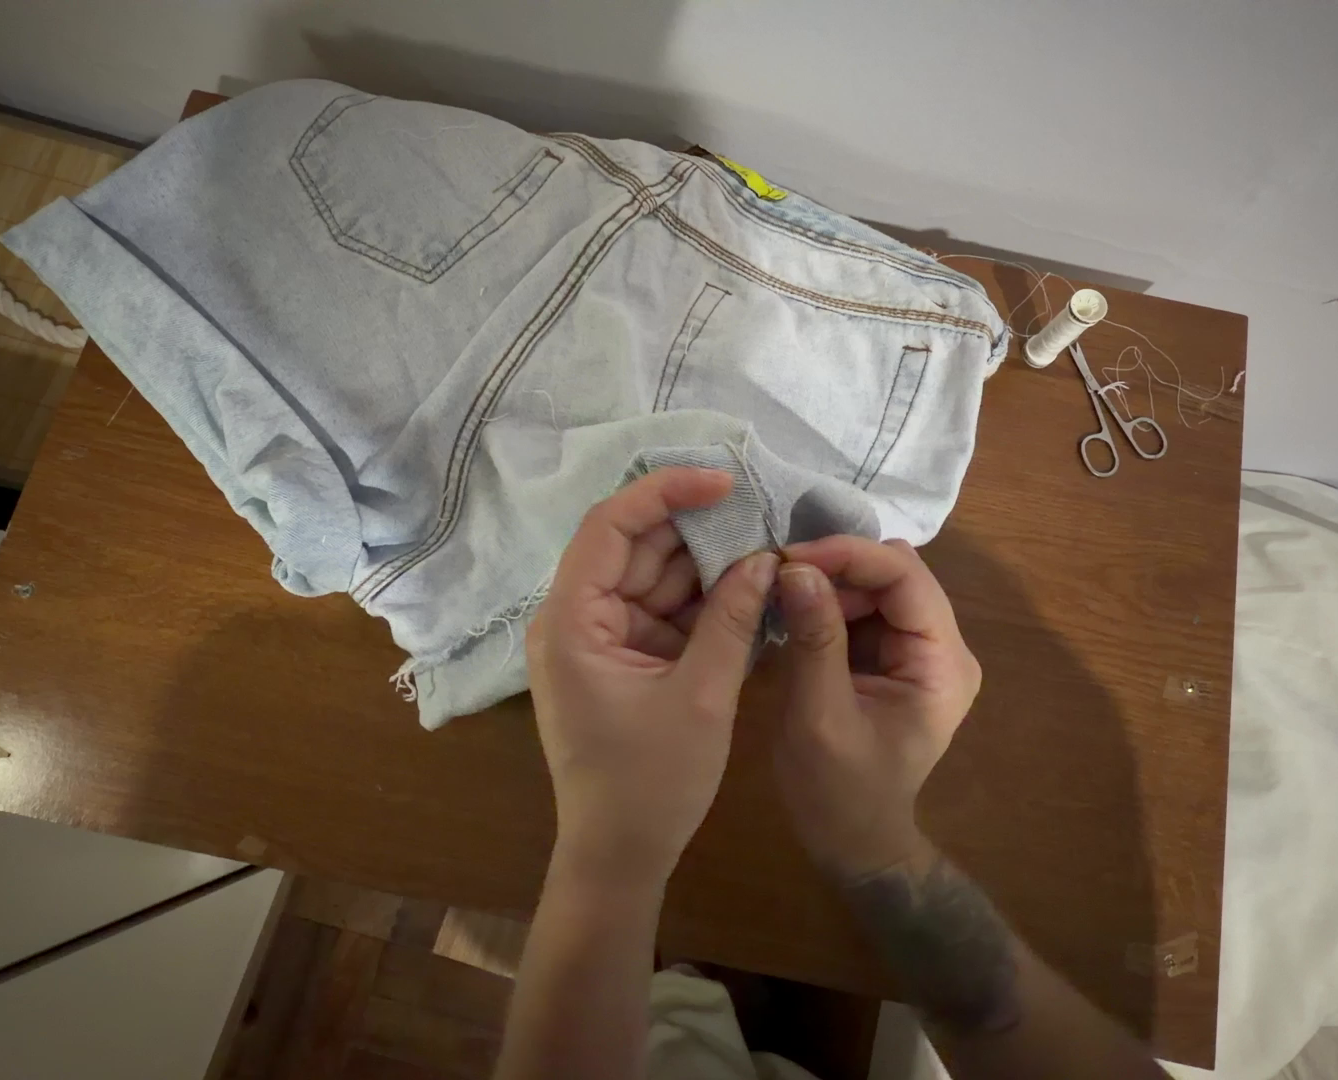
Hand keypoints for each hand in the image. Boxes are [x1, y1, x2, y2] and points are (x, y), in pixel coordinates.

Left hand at [526, 467, 778, 888]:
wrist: (620, 857)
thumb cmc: (651, 783)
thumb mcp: (702, 696)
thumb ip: (732, 619)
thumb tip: (765, 559)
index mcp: (572, 620)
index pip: (609, 526)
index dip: (664, 492)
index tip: (722, 480)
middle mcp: (575, 618)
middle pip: (633, 549)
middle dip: (694, 531)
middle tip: (757, 517)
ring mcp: (597, 638)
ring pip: (651, 578)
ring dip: (703, 566)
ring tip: (760, 549)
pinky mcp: (620, 658)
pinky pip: (660, 612)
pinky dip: (698, 602)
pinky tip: (744, 590)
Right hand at [772, 537, 980, 878]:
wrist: (852, 841)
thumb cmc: (839, 792)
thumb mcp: (820, 715)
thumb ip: (813, 639)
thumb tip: (795, 568)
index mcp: (942, 662)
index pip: (904, 577)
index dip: (848, 555)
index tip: (788, 557)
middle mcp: (941, 646)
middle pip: (892, 574)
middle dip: (834, 567)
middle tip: (776, 577)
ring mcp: (916, 650)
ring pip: (873, 584)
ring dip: (826, 582)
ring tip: (777, 593)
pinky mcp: (890, 655)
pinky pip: (860, 607)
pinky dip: (824, 602)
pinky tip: (790, 611)